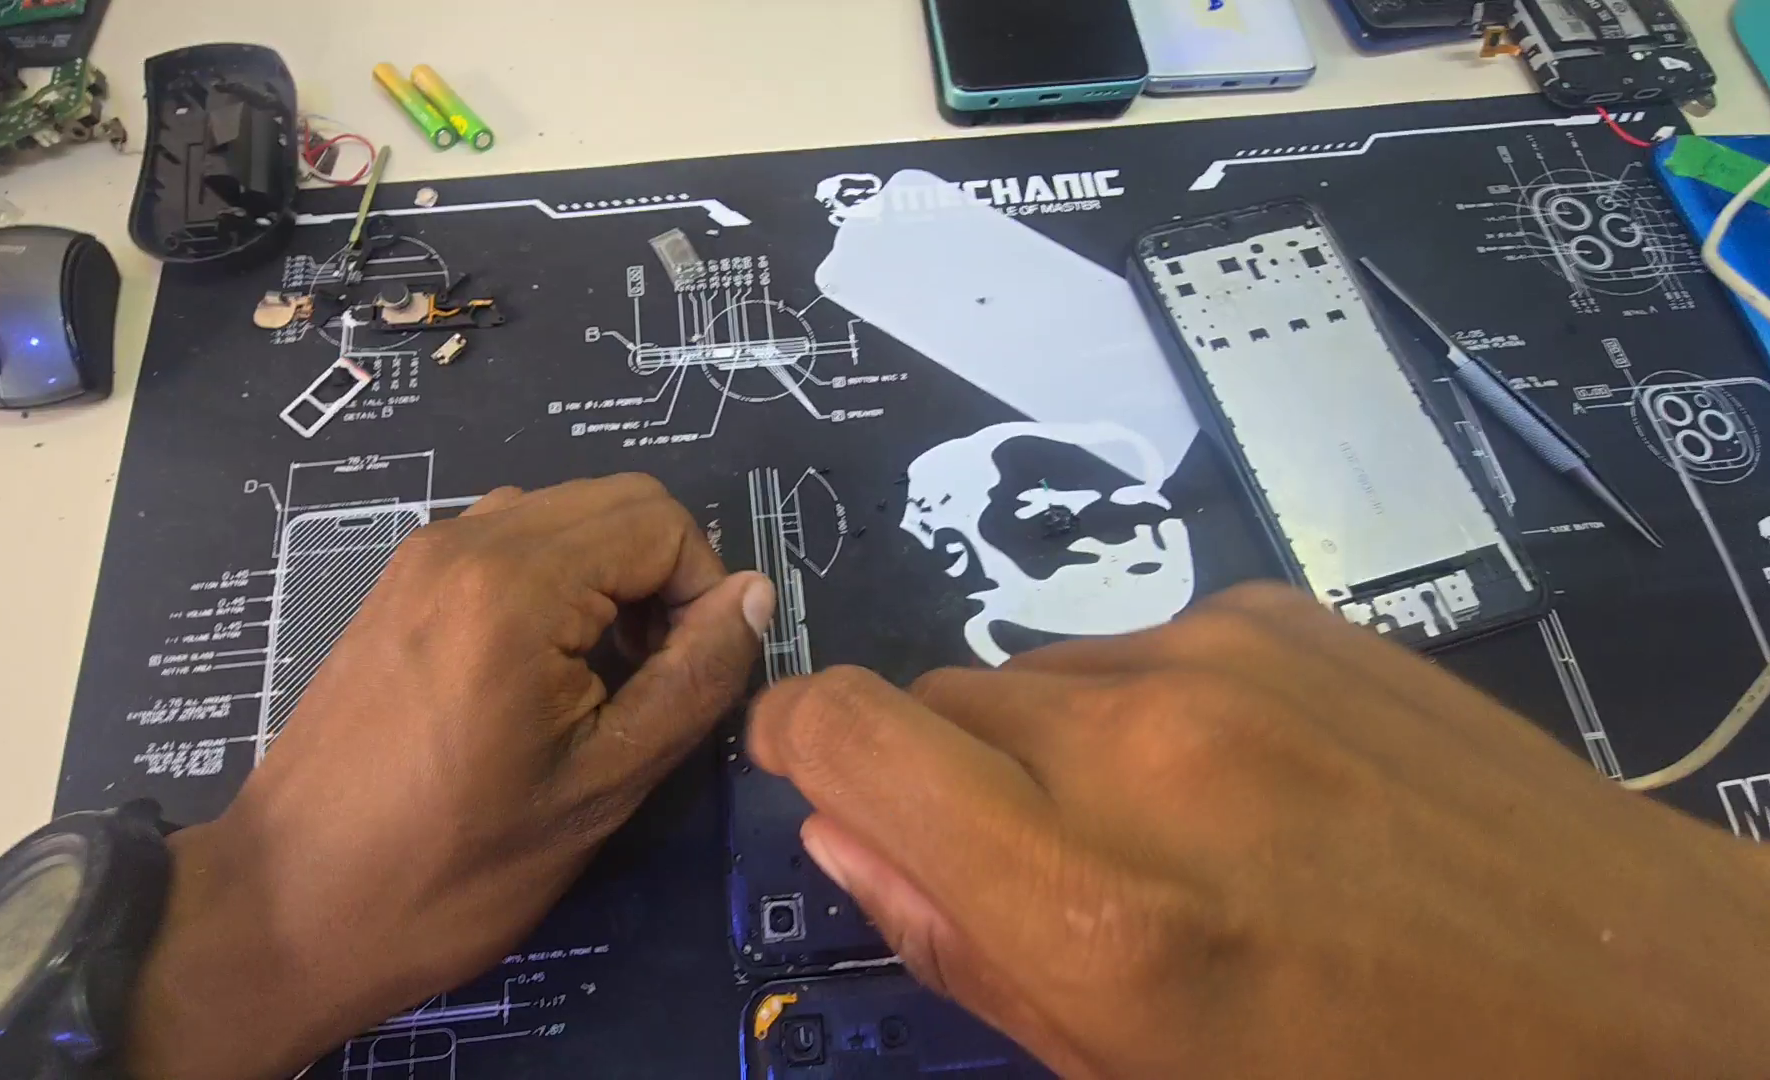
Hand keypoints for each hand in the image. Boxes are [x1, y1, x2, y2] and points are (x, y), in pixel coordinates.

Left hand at [126, 475, 773, 1079]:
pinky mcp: (411, 574)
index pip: (663, 522)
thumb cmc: (456, 863)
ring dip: (620, 572)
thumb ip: (696, 676)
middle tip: (654, 668)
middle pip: (623, 500)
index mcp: (515, 583)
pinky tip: (552, 654)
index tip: (688, 670)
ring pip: (576, 511)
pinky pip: (524, 535)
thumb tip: (754, 596)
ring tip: (608, 665)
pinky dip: (570, 574)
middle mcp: (468, 537)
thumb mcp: (606, 781)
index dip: (704, 589)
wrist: (285, 909)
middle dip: (668, 574)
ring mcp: (430, 549)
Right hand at [749, 583, 1769, 1078]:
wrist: (1686, 1026)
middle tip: (1039, 852)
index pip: (855, 731)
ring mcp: (1212, 652)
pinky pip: (1127, 648)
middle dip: (946, 769)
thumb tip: (834, 824)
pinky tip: (1244, 773)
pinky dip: (1134, 708)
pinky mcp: (1275, 608)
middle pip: (937, 700)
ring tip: (1167, 824)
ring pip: (1027, 675)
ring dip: (1045, 743)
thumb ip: (954, 939)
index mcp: (1092, 897)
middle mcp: (1133, 740)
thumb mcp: (1134, 1078)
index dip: (797, 725)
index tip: (794, 747)